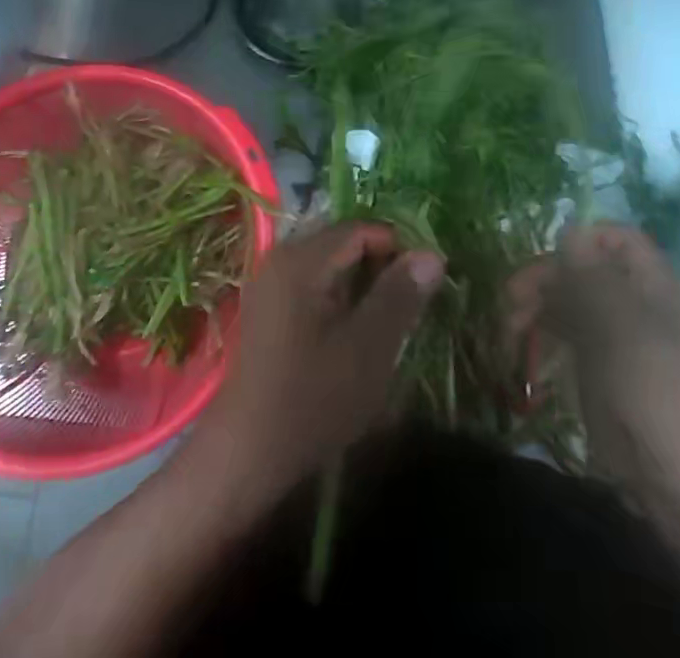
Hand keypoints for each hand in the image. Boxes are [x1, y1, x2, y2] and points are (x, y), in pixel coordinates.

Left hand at [199, 223, 443, 482]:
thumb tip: (431, 253)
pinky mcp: (267, 308)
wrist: (248, 449)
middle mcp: (279, 259)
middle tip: (407, 308)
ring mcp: (268, 284)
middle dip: (380, 267)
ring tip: (384, 325)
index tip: (424, 287)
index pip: (361, 228)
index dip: (398, 249)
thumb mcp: (368, 348)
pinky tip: (352, 335)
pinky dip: (338, 300)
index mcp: (301, 260)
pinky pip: (311, 285)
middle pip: (342, 243)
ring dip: (361, 286)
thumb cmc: (313, 398)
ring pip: (328, 266)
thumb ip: (399, 295)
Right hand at [508, 223, 679, 493]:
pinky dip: (545, 336)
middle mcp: (641, 306)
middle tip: (508, 304)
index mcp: (658, 290)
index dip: (579, 241)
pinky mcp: (606, 369)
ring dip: (537, 308)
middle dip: (544, 279)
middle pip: (586, 270)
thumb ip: (593, 278)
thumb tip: (569, 231)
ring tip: (508, 333)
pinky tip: (524, 353)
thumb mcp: (622, 332)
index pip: (618, 239)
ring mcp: (623, 339)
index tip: (540, 265)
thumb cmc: (656, 400)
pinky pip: (571, 336)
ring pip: (573, 302)